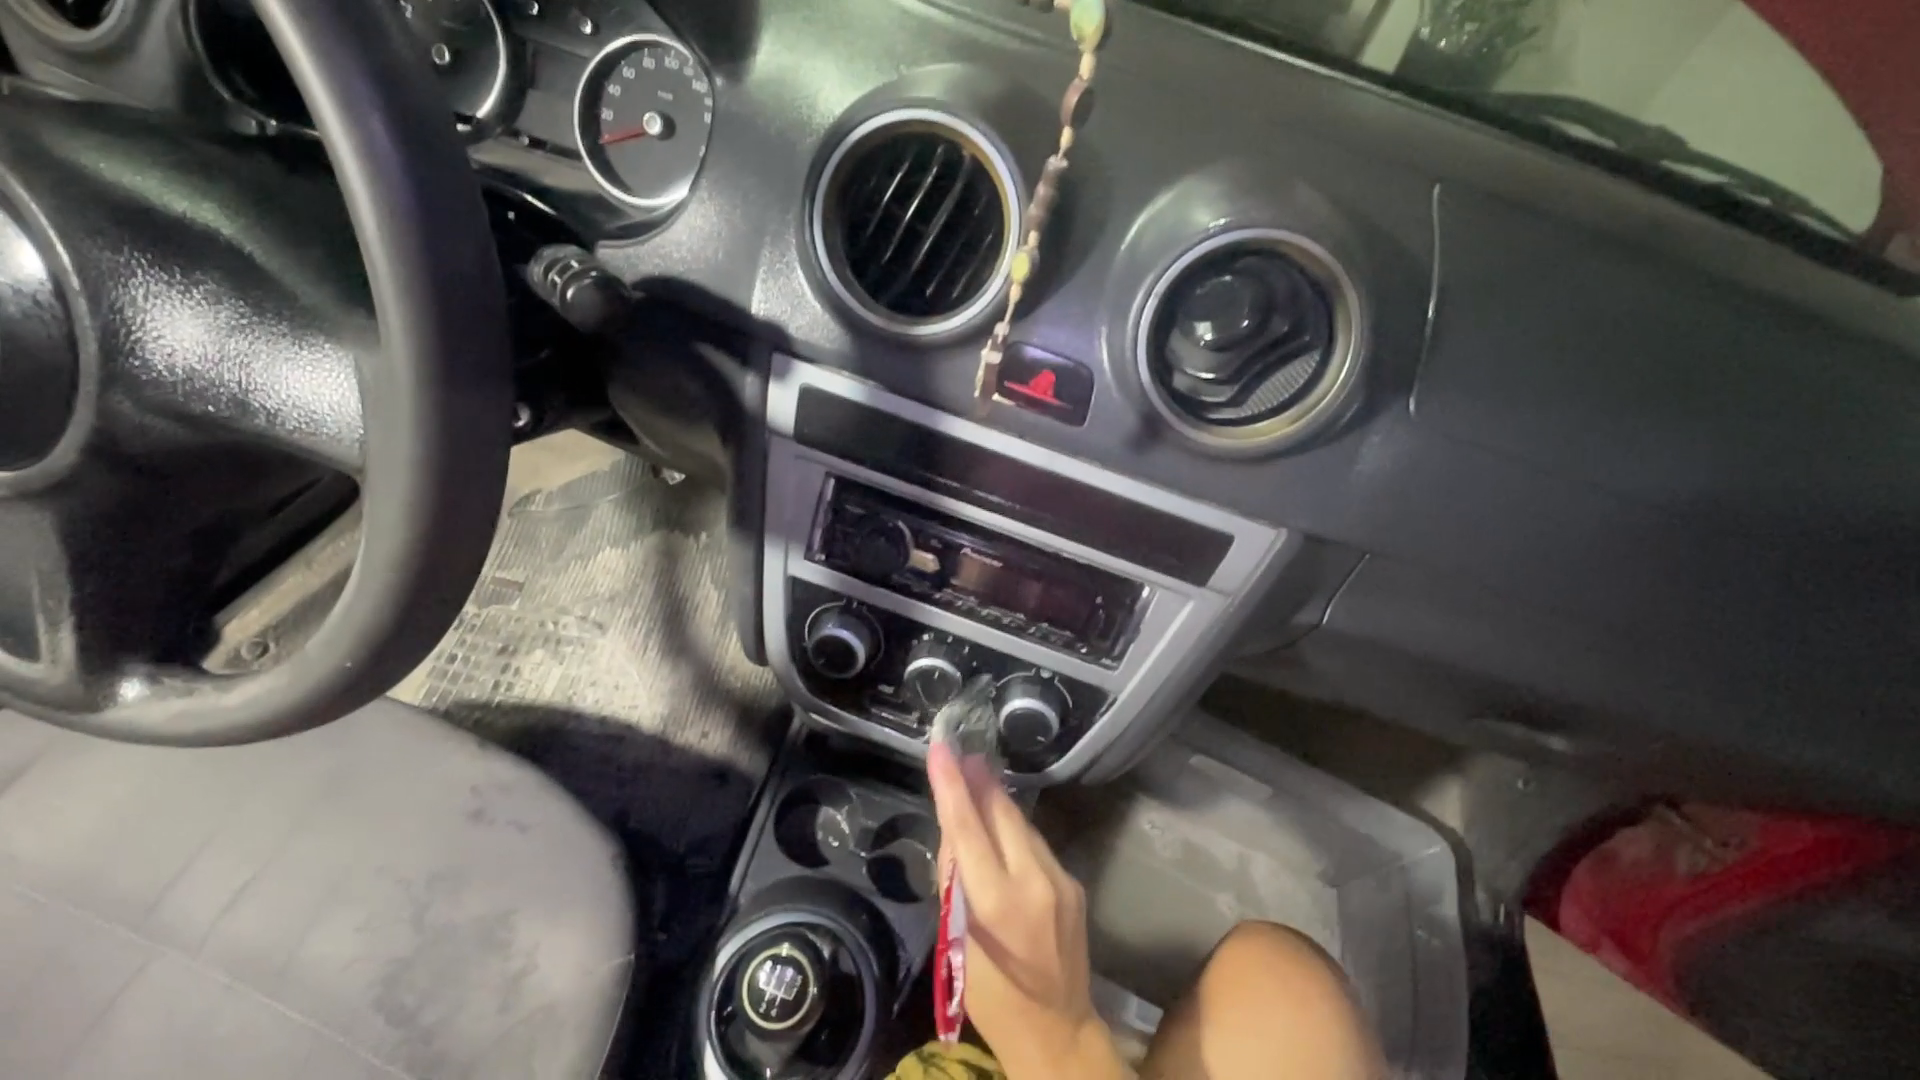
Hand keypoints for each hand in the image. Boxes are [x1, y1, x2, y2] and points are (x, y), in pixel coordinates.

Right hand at [926, 743, 1128, 1079]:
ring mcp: (1061, 881)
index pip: (968, 829)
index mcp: (998, 904)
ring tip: (976, 775)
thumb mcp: (956, 945)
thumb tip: (953, 834)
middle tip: (960, 752)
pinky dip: (1015, 831)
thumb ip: (955, 886)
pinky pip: (1037, 845)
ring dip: (997, 802)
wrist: (1057, 1032)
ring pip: (1022, 826)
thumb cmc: (992, 998)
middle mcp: (1036, 882)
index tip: (941, 749)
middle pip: (1002, 815)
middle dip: (978, 781)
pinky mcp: (1074, 885)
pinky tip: (1001, 824)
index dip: (951, 786)